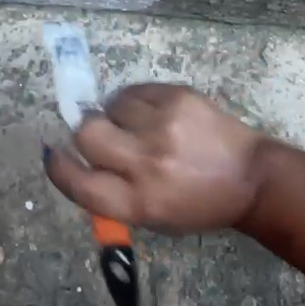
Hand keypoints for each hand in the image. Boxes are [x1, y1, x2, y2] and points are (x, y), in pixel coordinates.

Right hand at [44, 83, 264, 233]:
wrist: (251, 177)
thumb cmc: (197, 202)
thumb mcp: (153, 215)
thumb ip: (112, 191)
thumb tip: (73, 154)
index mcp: (140, 203)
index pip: (81, 184)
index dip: (59, 168)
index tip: (53, 154)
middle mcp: (148, 164)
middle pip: (87, 134)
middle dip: (87, 132)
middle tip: (103, 135)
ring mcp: (163, 126)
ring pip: (110, 106)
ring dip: (116, 115)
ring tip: (140, 126)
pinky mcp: (176, 97)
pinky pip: (133, 90)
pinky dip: (135, 101)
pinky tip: (155, 114)